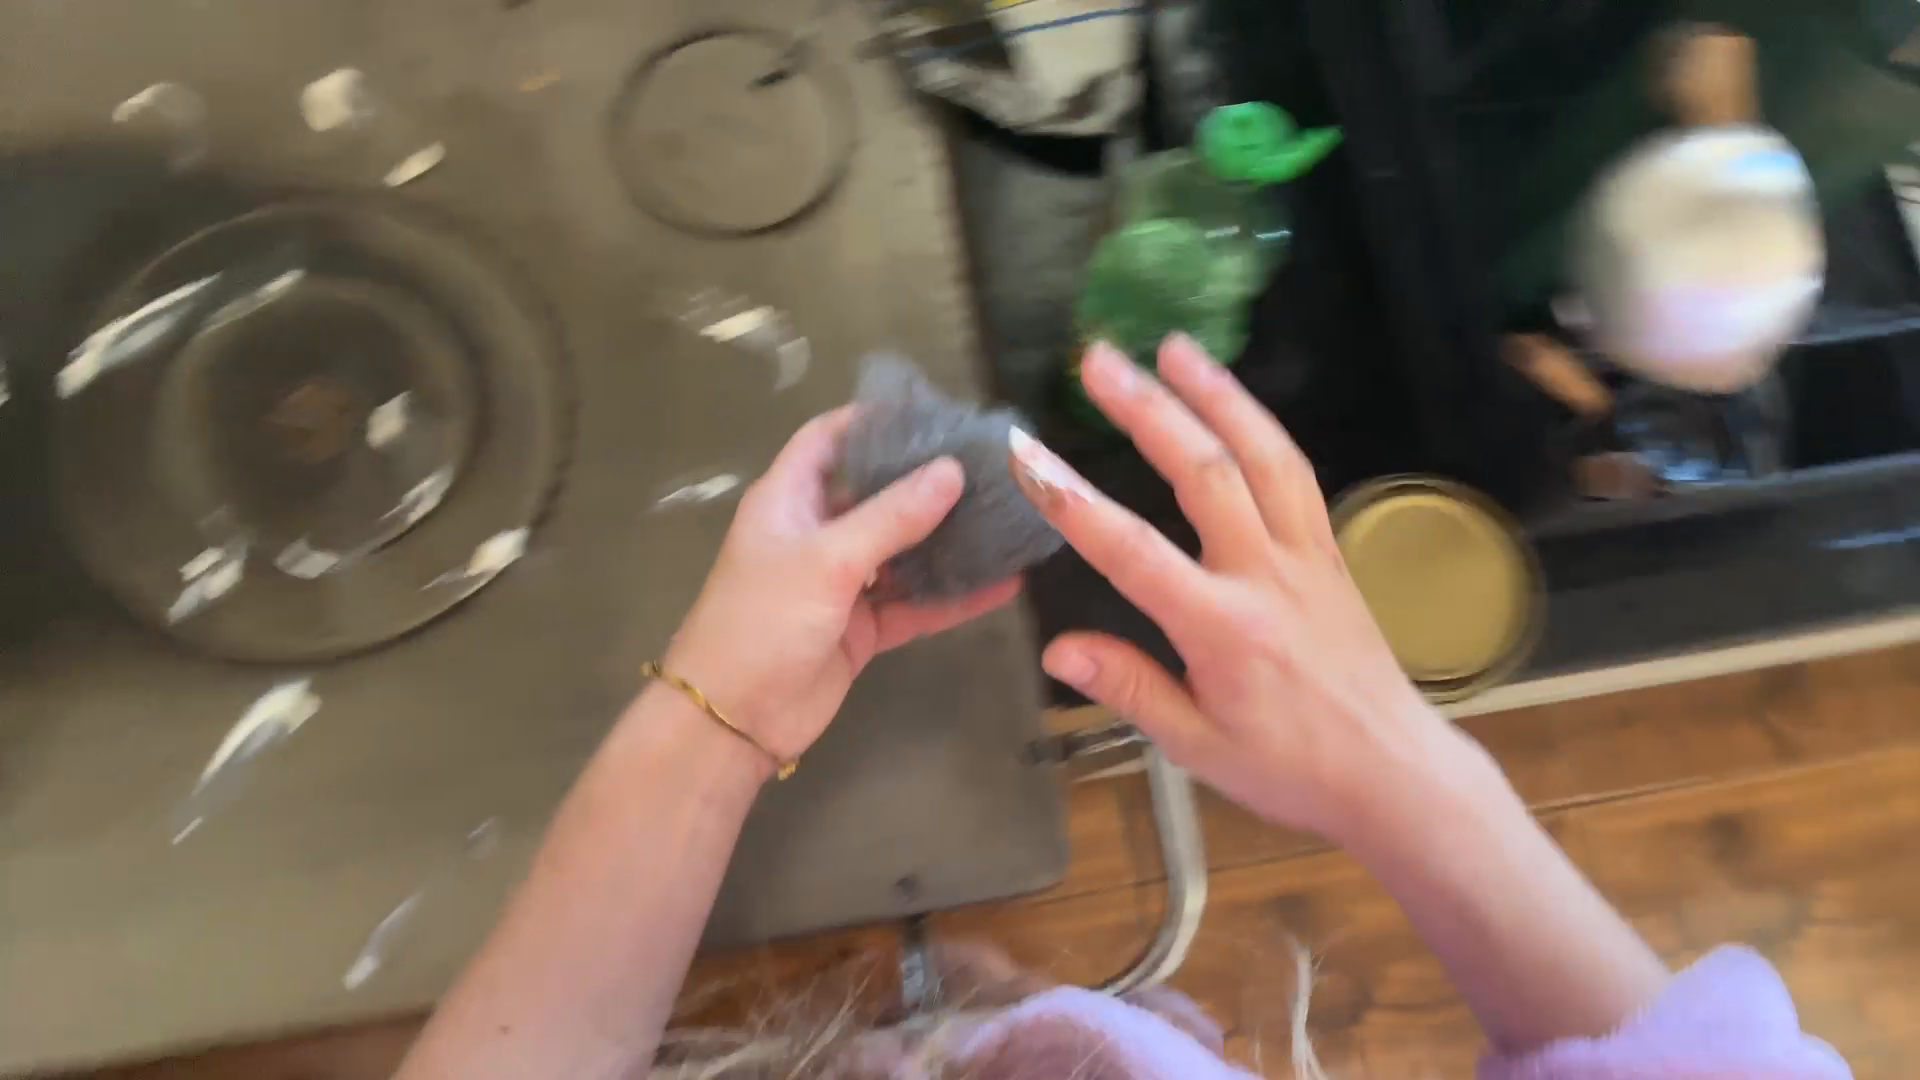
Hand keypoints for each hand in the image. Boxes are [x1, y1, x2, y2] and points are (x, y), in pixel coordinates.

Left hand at [664, 407, 1020, 768]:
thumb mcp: (827, 560)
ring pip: (903, 551)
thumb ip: (891, 517)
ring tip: (1004, 517)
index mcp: (789, 500)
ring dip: (947, 540)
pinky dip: (953, 597)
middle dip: (925, 481)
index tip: (928, 412)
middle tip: (985, 464)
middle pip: (876, 493)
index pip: (828, 439)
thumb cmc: (764, 622)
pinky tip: (1002, 585)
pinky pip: (915, 603)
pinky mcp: (863, 626)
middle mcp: (817, 533)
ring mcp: (842, 582)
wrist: (734, 722)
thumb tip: (951, 471)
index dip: (871, 420)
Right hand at [1010, 336, 1485, 844]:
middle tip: (1099, 359)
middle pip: (1205, 472)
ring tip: (1172, 346)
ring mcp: (1306, 552)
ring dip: (1215, 393)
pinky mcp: (1330, 548)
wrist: (1395, 773)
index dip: (1073, 501)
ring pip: (1262, 454)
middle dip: (1147, 408)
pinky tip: (1231, 400)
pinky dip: (1259, 424)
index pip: (1133, 552)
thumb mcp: (1196, 744)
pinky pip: (1294, 471)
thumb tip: (1057, 648)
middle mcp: (1266, 574)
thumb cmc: (1288, 767)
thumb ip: (1129, 686)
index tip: (1027, 453)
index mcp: (1222, 629)